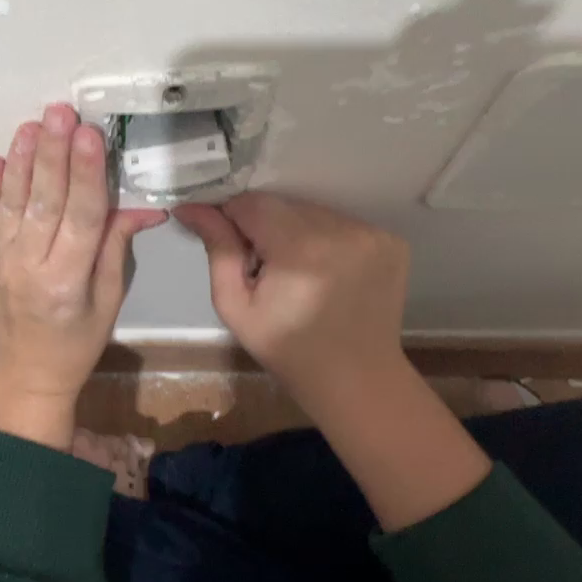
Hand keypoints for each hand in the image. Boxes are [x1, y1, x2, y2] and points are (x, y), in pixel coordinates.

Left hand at [0, 104, 166, 448]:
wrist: (26, 374)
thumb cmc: (76, 343)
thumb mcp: (108, 302)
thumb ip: (116, 249)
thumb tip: (143, 206)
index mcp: (64, 281)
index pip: (78, 217)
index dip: (85, 173)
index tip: (89, 134)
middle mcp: (28, 266)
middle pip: (43, 201)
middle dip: (53, 153)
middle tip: (60, 112)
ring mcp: (2, 260)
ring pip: (12, 203)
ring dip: (22, 161)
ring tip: (31, 125)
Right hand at [174, 194, 409, 400]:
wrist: (356, 378)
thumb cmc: (286, 348)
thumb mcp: (235, 306)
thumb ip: (218, 250)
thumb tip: (192, 208)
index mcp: (299, 249)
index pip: (251, 203)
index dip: (232, 219)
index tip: (231, 247)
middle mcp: (340, 231)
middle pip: (283, 204)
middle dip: (263, 226)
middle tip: (262, 266)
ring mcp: (371, 234)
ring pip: (311, 211)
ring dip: (294, 230)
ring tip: (296, 271)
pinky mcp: (390, 240)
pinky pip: (340, 223)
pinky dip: (324, 238)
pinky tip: (325, 271)